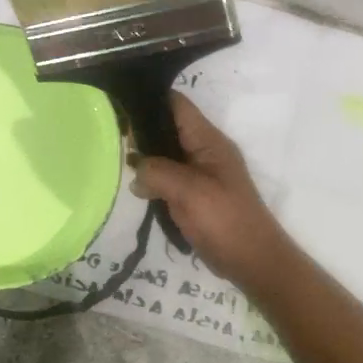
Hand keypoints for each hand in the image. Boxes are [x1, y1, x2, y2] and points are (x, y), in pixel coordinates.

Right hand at [131, 92, 299, 288]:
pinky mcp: (194, 193)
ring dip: (144, 156)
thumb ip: (156, 172)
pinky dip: (150, 178)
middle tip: (108, 136)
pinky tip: (134, 186)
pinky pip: (167, 176)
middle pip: (167, 127)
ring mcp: (199, 173)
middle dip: (140, 129)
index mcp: (208, 141)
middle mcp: (204, 151)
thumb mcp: (188, 192)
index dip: (149, 99)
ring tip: (114, 158)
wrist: (253, 262)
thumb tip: (136, 172)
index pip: (176, 105)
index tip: (118, 103)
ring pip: (164, 153)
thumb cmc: (225, 221)